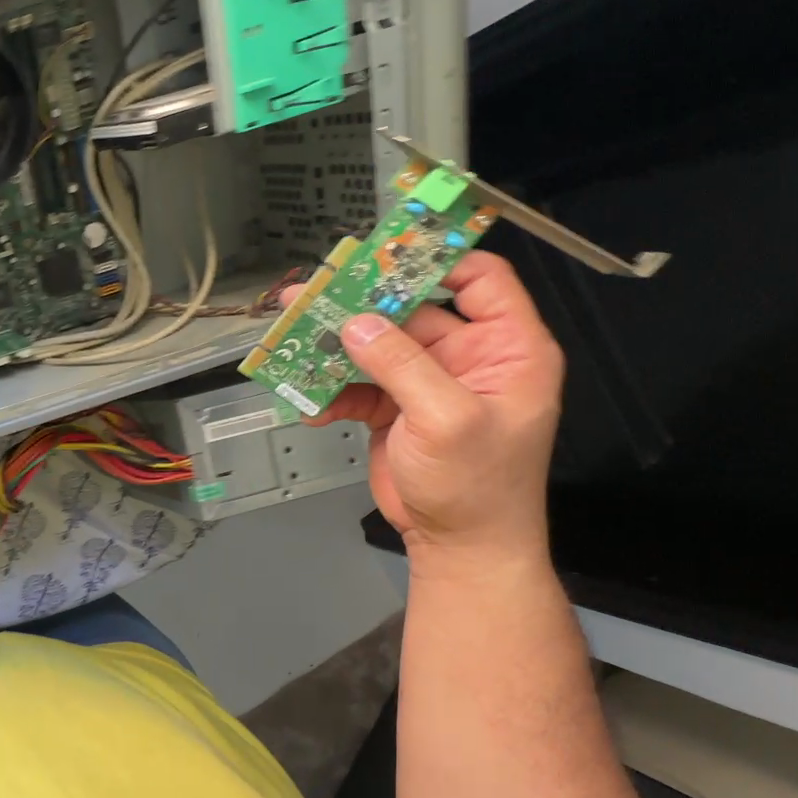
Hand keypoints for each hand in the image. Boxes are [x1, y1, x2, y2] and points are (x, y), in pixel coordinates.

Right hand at [288, 252, 564, 564]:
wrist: (458, 544)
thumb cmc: (478, 487)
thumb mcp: (446, 419)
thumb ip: (401, 365)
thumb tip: (354, 323)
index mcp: (505, 348)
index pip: (479, 280)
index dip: (436, 260)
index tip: (385, 252)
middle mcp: (466, 356)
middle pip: (409, 310)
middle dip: (361, 306)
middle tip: (314, 294)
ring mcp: (426, 382)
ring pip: (374, 345)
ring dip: (333, 348)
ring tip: (292, 344)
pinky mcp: (394, 407)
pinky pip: (355, 384)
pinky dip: (329, 392)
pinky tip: (309, 403)